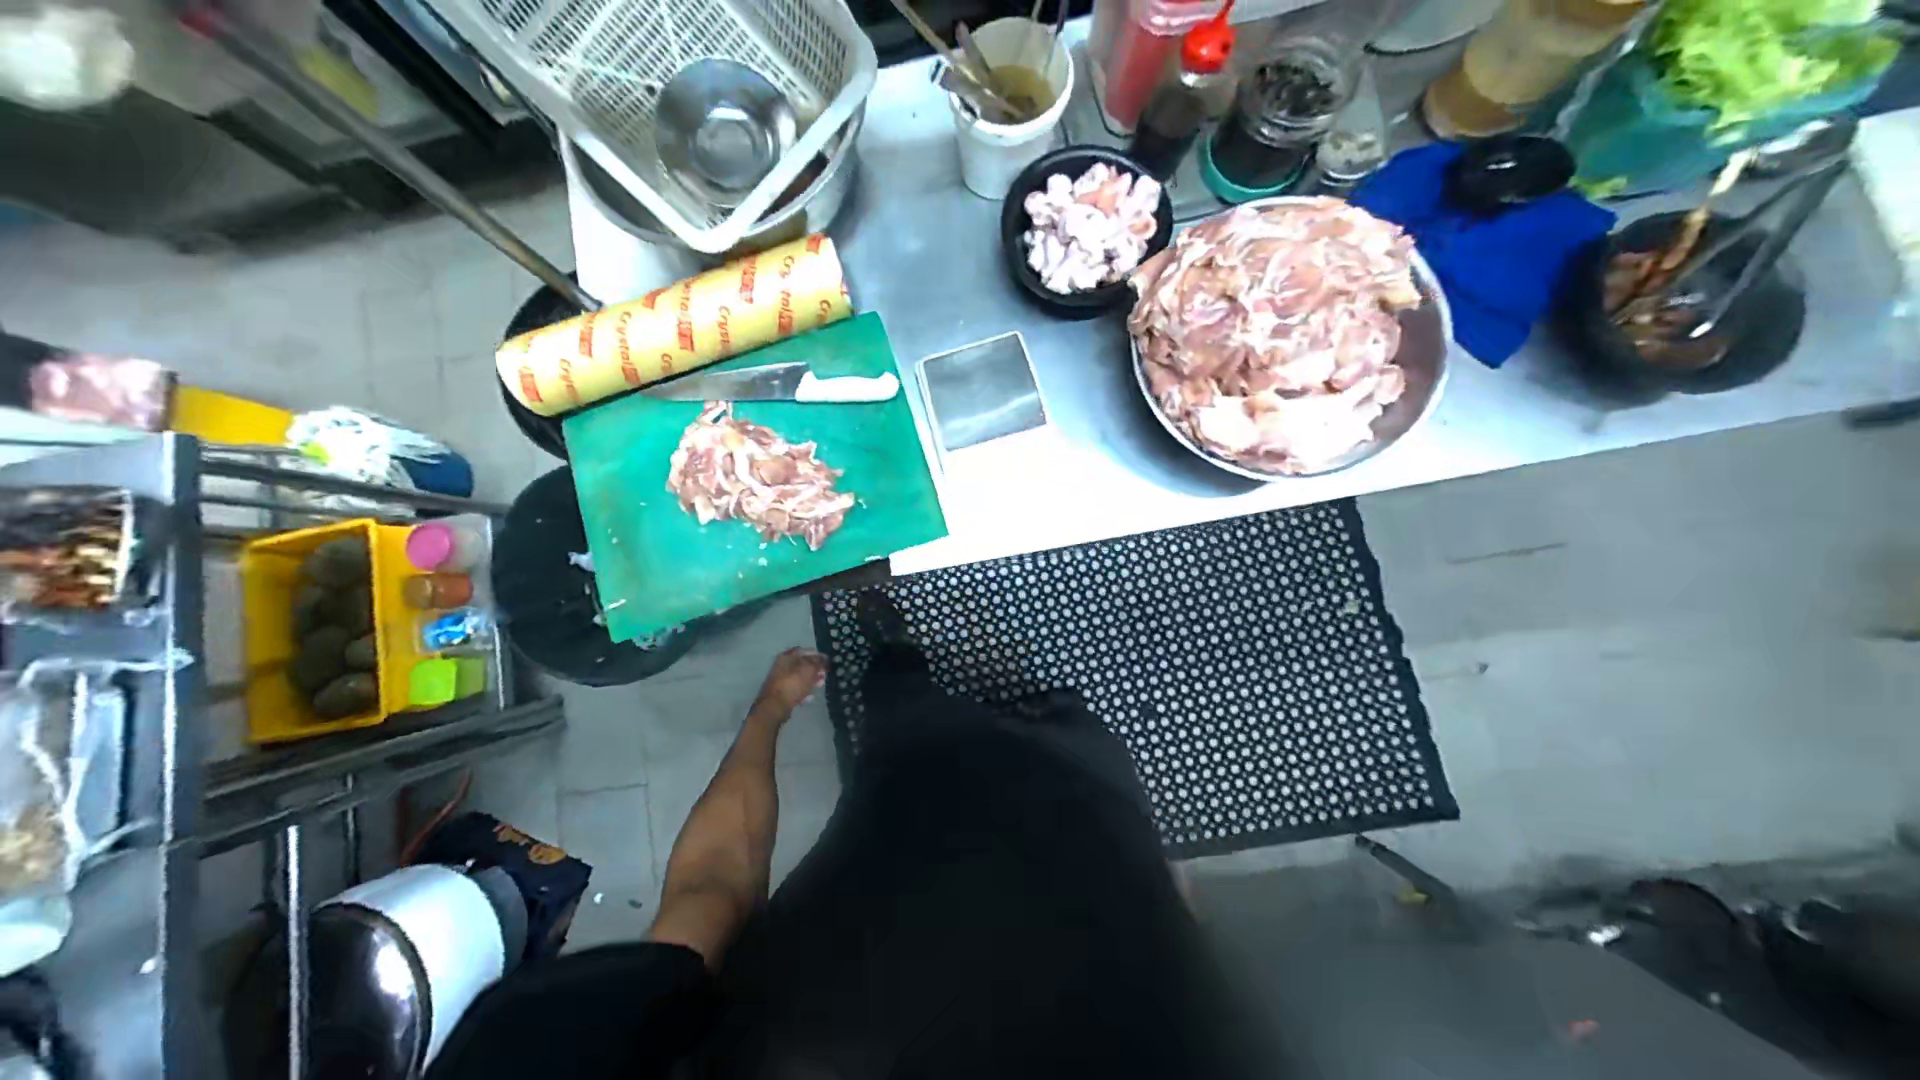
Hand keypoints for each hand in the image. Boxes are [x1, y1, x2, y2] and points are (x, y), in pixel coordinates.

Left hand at [751, 647, 826, 719]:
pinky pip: (796, 688)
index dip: (818, 655)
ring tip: (821, 685)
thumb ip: (820, 661)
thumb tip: (826, 659)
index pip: (806, 651)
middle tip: (825, 675)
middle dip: (816, 670)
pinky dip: (804, 690)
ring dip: (812, 680)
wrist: (776, 704)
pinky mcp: (782, 692)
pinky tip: (810, 696)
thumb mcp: (811, 668)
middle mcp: (783, 665)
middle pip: (803, 665)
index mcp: (788, 656)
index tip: (827, 662)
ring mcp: (781, 679)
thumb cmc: (794, 682)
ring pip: (801, 677)